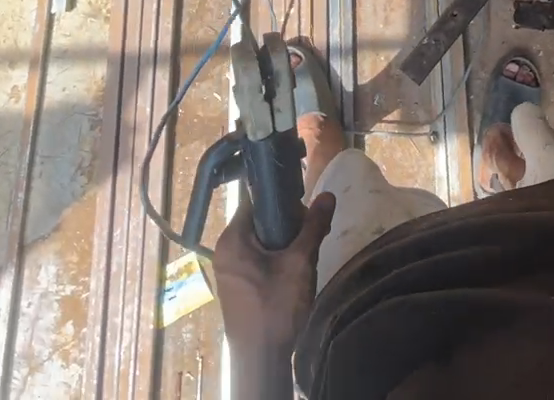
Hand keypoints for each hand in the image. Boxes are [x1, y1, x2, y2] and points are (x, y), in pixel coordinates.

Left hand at [212, 190, 336, 350]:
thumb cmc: (276, 306)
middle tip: (315, 232)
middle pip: (261, 220)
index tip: (306, 206)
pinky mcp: (239, 285)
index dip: (282, 198)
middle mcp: (226, 251)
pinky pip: (260, 258)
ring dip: (289, 241)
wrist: (262, 358)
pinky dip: (280, 257)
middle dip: (291, 222)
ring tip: (311, 250)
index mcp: (233, 240)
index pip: (255, 200)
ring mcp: (231, 270)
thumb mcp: (300, 261)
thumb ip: (313, 225)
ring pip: (264, 240)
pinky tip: (299, 268)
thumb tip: (327, 195)